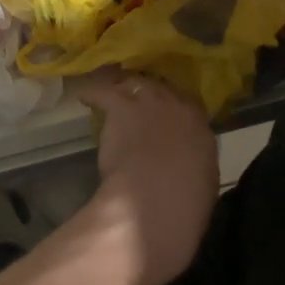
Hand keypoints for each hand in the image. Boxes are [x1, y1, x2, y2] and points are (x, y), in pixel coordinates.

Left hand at [74, 74, 218, 284]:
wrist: (158, 199)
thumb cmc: (184, 201)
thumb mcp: (201, 178)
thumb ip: (192, 161)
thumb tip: (184, 162)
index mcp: (200, 126)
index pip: (188, 102)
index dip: (172, 105)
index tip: (162, 111)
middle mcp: (176, 105)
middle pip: (159, 88)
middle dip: (146, 91)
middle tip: (133, 98)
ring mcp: (148, 102)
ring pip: (131, 83)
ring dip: (120, 87)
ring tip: (108, 91)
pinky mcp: (121, 107)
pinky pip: (103, 90)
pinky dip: (93, 91)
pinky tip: (83, 94)